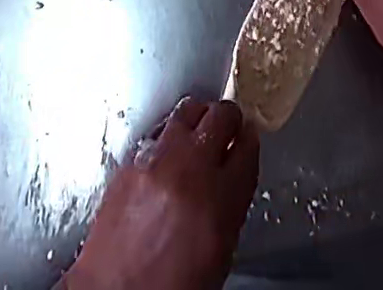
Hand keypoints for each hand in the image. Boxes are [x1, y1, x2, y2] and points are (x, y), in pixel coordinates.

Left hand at [65, 98, 258, 289]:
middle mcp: (190, 171)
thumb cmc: (168, 287)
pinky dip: (169, 135)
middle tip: (229, 124)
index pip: (247, 148)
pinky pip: (158, 130)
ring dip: (199, 116)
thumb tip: (236, 173)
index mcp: (220, 200)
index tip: (248, 135)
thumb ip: (232, 204)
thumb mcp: (219, 252)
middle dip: (230, 117)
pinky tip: (171, 149)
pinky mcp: (131, 161)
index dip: (251, 138)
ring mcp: (158, 161)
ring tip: (200, 126)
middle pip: (221, 117)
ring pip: (188, 110)